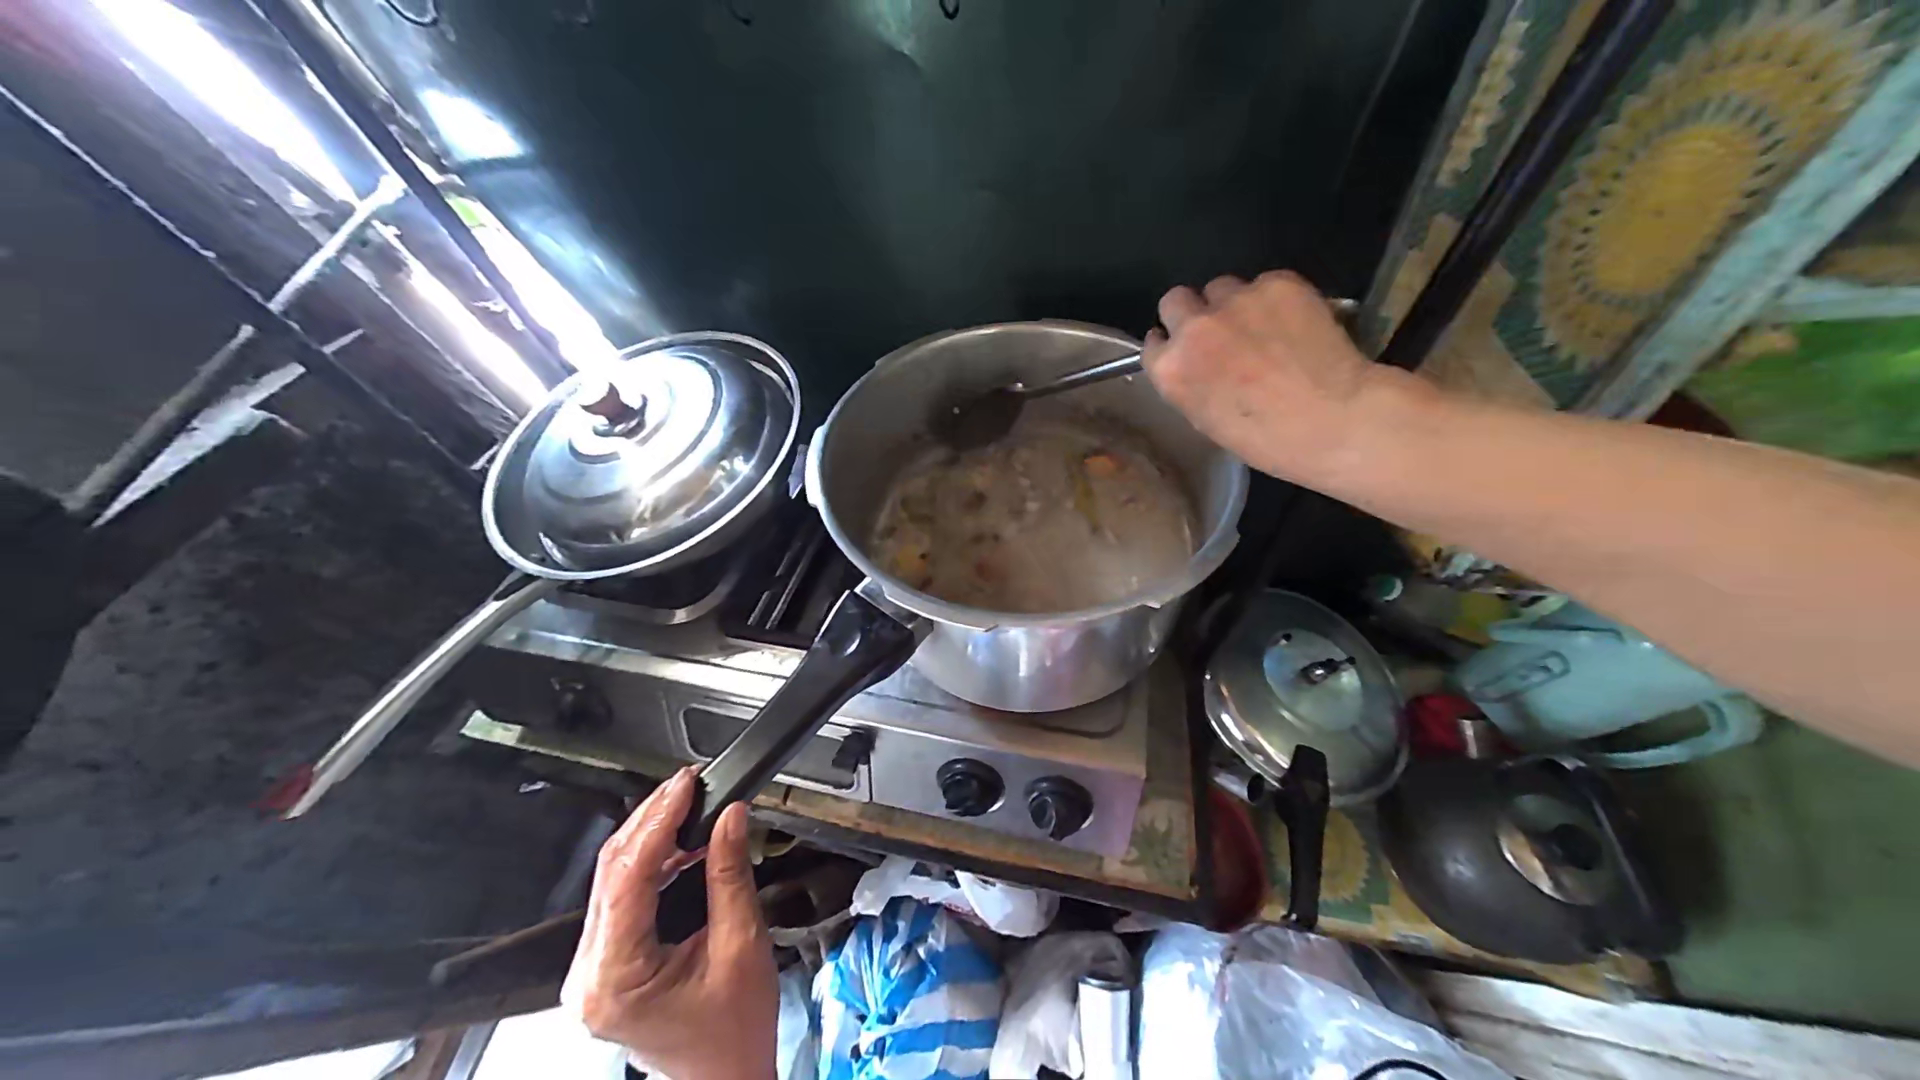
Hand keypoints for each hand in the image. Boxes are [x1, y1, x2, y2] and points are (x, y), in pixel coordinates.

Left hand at [561, 768, 777, 1079]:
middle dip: (651, 820)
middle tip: (688, 784)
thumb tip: (730, 816)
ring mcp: (592, 971)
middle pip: (611, 873)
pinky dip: (650, 861)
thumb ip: (730, 874)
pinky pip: (621, 898)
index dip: (657, 822)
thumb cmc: (734, 1031)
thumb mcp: (741, 945)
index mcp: (615, 979)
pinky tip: (678, 841)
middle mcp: (589, 975)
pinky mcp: (607, 965)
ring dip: (650, 836)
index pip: (627, 878)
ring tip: (686, 803)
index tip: (685, 785)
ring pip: (612, 880)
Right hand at [1142, 270, 1425, 484]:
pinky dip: (1274, 299)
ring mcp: (1235, 301)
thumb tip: (1193, 364)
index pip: (1153, 342)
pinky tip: (1294, 322)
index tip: (1186, 351)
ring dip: (1232, 303)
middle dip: (1191, 313)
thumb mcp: (1205, 419)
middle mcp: (1194, 327)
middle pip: (1175, 300)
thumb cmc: (1265, 439)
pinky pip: (1265, 282)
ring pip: (1221, 287)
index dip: (1171, 345)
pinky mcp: (1277, 283)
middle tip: (1218, 332)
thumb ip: (1188, 382)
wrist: (1332, 419)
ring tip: (1262, 326)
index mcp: (1171, 368)